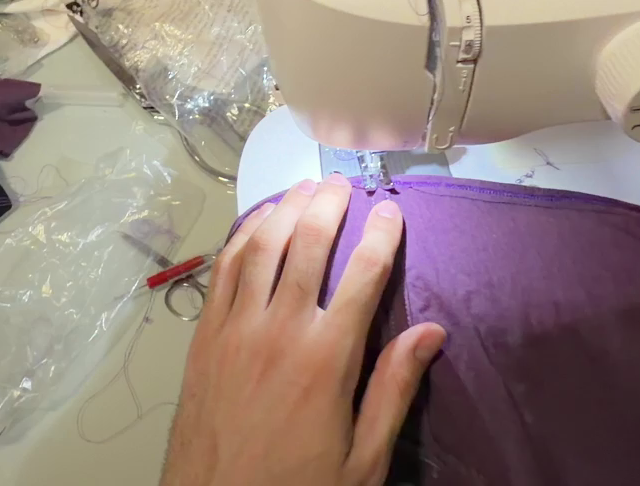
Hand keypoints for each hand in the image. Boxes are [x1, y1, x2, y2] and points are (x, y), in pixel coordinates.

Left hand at [160, 175, 445, 485]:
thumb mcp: (362, 460)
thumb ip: (395, 389)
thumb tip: (432, 331)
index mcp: (328, 358)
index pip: (363, 275)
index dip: (381, 234)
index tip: (391, 208)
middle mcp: (281, 327)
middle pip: (308, 243)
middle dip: (329, 204)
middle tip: (342, 182)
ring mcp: (237, 325)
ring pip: (263, 245)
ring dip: (286, 207)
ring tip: (304, 186)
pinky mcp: (206, 332)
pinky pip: (225, 268)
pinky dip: (243, 234)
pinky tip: (258, 220)